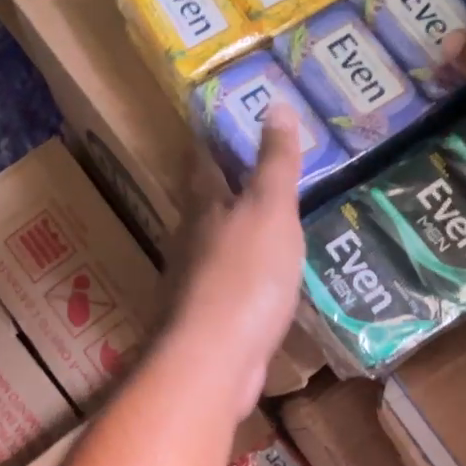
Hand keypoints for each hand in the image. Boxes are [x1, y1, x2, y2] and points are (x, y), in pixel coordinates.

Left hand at [159, 111, 305, 413]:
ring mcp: (196, 280)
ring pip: (216, 241)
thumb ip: (274, 163)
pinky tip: (266, 276)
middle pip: (204, 201)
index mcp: (202, 206)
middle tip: (256, 165)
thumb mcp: (269, 210)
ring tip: (268, 217)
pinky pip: (230, 280)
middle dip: (224, 182)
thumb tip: (274, 105)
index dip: (211, 137)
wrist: (214, 360)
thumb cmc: (244, 276)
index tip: (223, 119)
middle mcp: (190, 238)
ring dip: (236, 226)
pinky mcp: (209, 317)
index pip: (201, 159)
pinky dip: (247, 268)